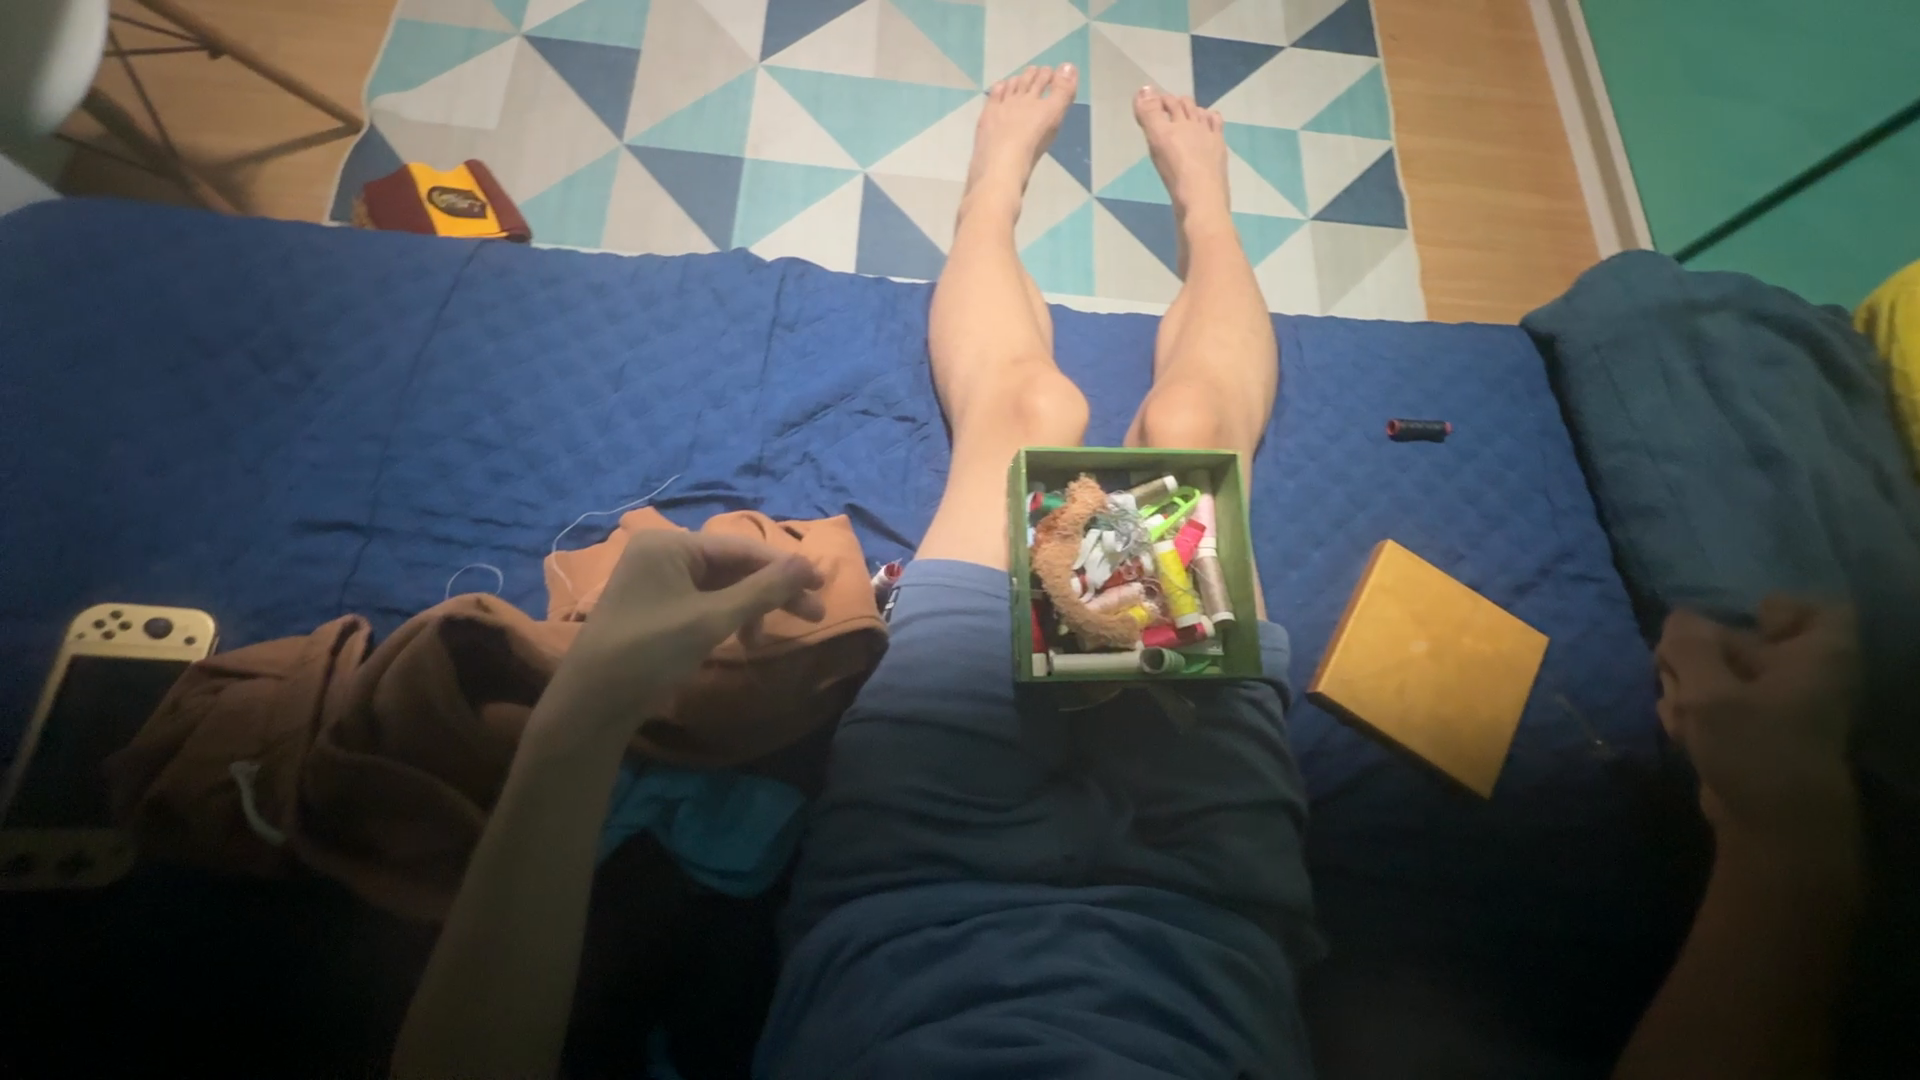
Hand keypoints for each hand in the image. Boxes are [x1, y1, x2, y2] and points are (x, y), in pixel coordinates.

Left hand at [541, 530, 824, 741]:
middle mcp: (662, 554)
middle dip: (772, 591)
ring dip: (752, 608)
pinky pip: (705, 602)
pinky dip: (729, 618)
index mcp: (670, 544)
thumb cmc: (651, 652)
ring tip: (768, 639)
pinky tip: (743, 639)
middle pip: (733, 566)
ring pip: (721, 587)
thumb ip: (764, 590)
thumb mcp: (713, 619)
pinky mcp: (656, 608)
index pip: (742, 548)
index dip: (785, 567)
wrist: (592, 704)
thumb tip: (809, 563)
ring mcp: (657, 582)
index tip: (821, 585)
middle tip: (813, 614)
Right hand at [1655, 595, 1860, 854]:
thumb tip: (1680, 616)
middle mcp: (1801, 677)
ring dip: (1685, 686)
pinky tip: (1682, 732)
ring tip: (1680, 713)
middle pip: (1743, 640)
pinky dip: (1690, 711)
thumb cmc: (1754, 749)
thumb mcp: (1709, 692)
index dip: (1777, 609)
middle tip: (1673, 671)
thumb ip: (1690, 648)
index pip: (1815, 612)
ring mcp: (1774, 706)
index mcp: (1814, 659)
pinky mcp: (1750, 731)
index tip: (1737, 620)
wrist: (1773, 825)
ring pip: (1715, 673)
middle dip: (1698, 653)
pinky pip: (1711, 703)